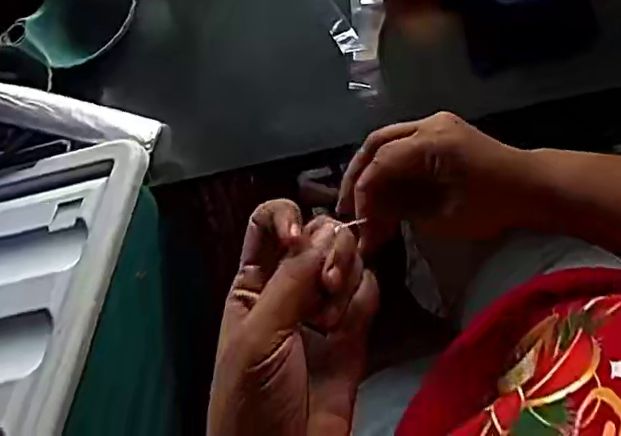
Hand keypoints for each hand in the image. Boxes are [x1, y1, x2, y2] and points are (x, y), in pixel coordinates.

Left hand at [209, 200, 378, 435]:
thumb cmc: (252, 404)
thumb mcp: (259, 339)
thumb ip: (291, 280)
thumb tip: (324, 232)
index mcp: (254, 281)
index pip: (270, 220)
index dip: (286, 216)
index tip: (297, 238)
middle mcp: (290, 283)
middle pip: (320, 231)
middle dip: (329, 251)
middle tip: (327, 288)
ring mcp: (323, 304)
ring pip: (348, 255)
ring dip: (346, 278)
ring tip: (333, 321)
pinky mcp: (354, 326)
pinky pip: (368, 288)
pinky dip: (363, 300)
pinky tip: (350, 329)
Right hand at [338, 112, 533, 251]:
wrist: (529, 185)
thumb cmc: (492, 205)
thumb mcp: (444, 217)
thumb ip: (402, 211)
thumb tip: (369, 221)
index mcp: (432, 141)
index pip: (382, 160)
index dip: (363, 192)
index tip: (358, 223)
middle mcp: (431, 123)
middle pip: (378, 141)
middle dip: (358, 174)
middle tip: (346, 208)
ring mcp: (437, 123)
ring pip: (389, 139)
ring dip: (372, 169)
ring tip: (361, 203)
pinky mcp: (442, 130)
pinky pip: (405, 142)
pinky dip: (390, 165)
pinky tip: (385, 191)